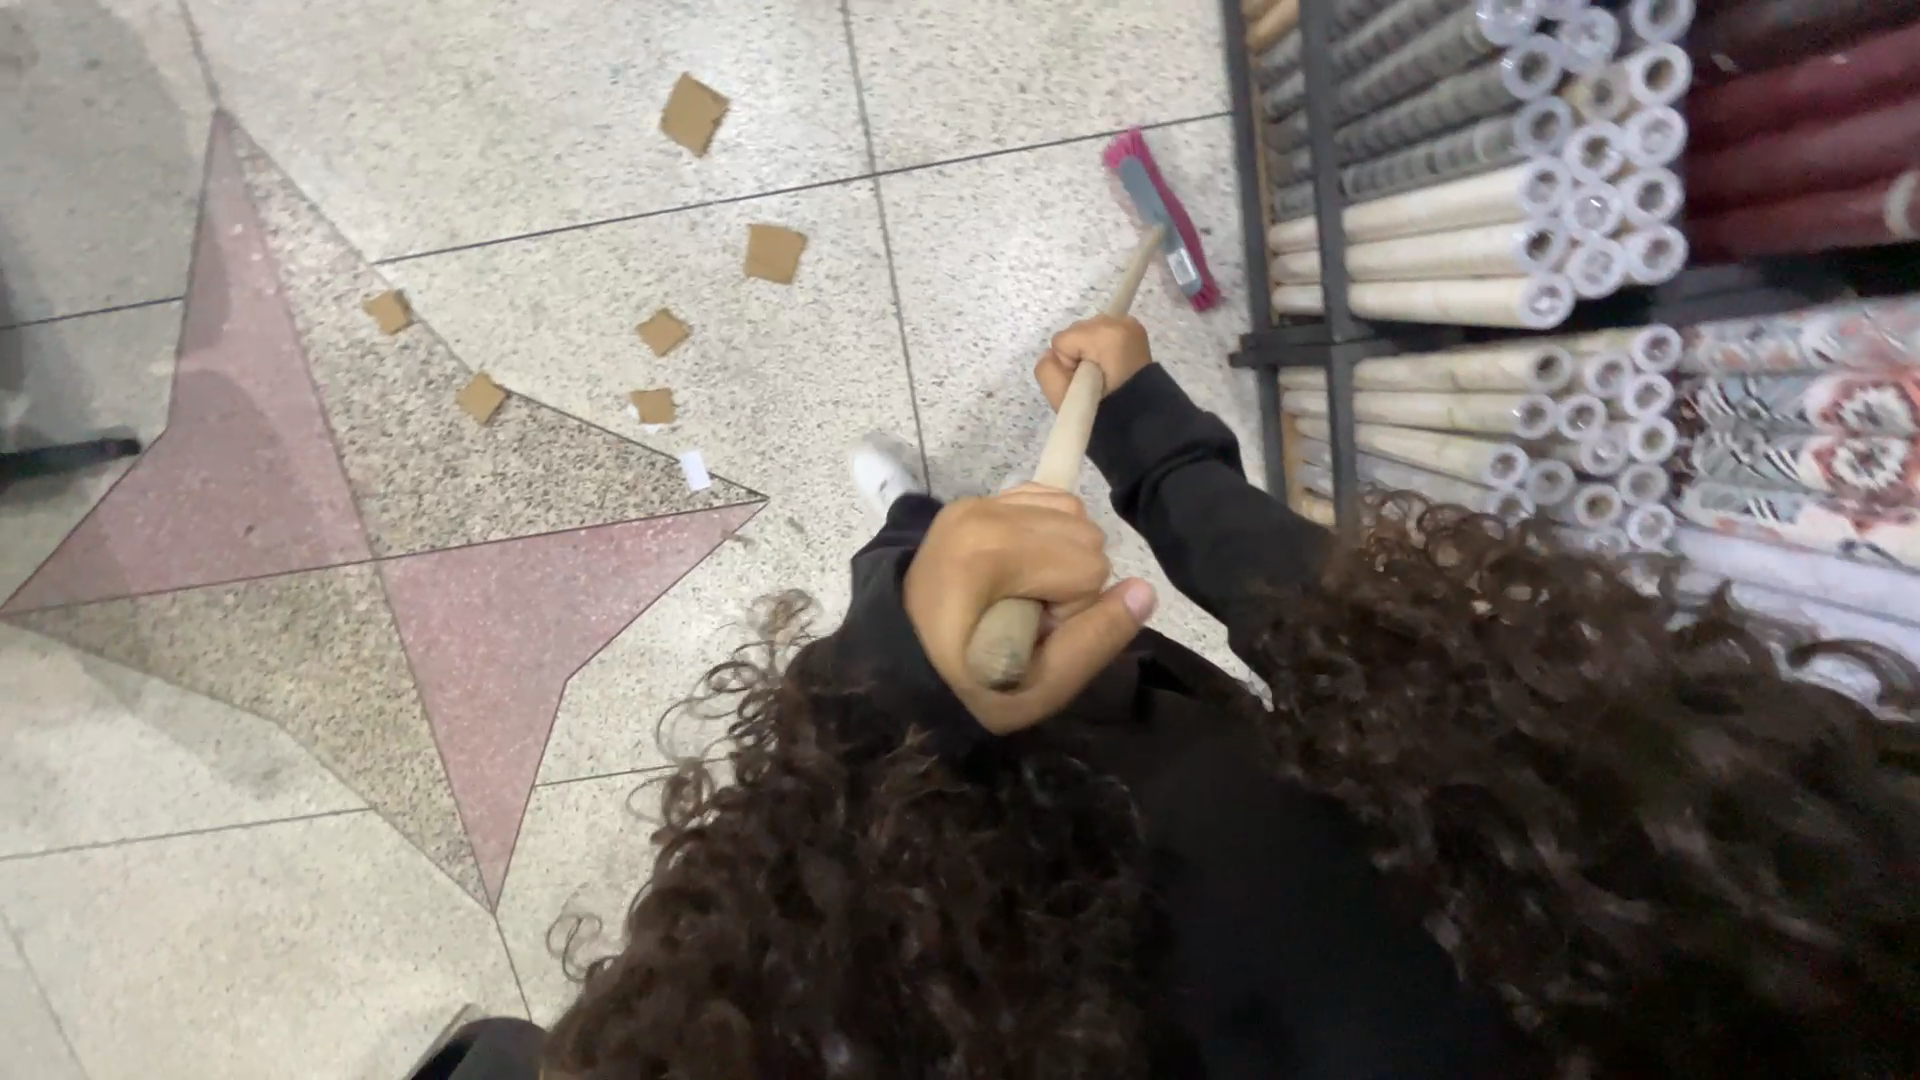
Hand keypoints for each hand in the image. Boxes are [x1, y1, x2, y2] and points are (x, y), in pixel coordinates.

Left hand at [903, 484, 1156, 734]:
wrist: (897, 665)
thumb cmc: (966, 687)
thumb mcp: (1036, 689)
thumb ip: (1095, 641)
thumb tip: (1145, 590)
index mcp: (989, 554)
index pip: (1090, 567)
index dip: (1072, 613)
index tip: (1028, 639)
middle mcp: (981, 512)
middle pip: (1084, 533)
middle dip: (1069, 581)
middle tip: (1024, 618)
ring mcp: (974, 501)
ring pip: (1071, 513)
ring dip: (1061, 556)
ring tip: (1018, 595)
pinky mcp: (973, 501)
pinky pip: (1045, 499)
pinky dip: (1046, 532)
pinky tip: (1018, 568)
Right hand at [1033, 314, 1154, 412]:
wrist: (1141, 420)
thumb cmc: (1102, 412)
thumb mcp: (1062, 398)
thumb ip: (1046, 370)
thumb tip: (1051, 354)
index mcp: (1105, 335)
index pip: (1061, 341)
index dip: (1066, 366)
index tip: (1084, 384)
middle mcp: (1119, 322)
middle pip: (1075, 334)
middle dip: (1078, 356)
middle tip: (1093, 382)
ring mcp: (1129, 325)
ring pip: (1087, 333)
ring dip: (1089, 353)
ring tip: (1104, 377)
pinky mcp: (1133, 330)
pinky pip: (1102, 334)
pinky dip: (1101, 349)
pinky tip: (1111, 367)